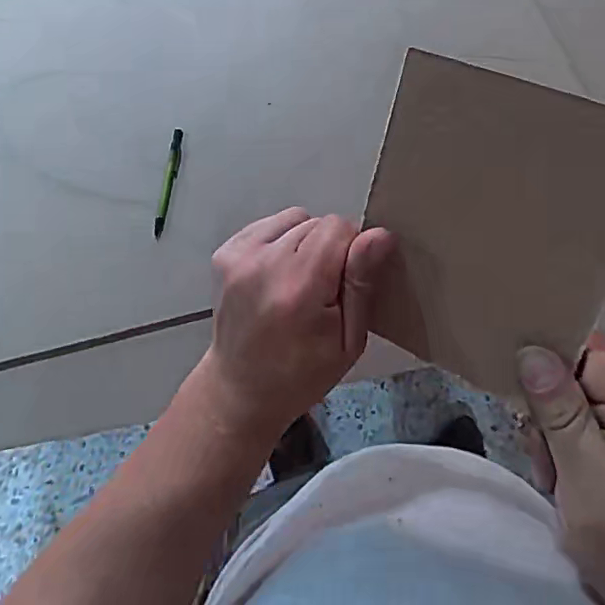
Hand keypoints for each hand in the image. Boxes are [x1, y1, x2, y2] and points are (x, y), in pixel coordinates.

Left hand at [186, 208, 395, 442]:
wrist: (240, 387)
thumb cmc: (302, 373)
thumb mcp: (349, 341)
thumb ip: (362, 283)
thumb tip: (380, 235)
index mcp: (299, 287)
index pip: (338, 227)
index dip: (352, 250)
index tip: (347, 282)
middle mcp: (264, 262)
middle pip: (317, 222)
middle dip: (329, 248)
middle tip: (322, 290)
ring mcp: (239, 254)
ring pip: (295, 218)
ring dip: (305, 241)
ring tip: (299, 280)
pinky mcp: (225, 251)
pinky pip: (269, 224)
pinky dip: (280, 241)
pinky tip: (278, 274)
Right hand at [517, 340, 604, 604]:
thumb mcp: (589, 489)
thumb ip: (561, 418)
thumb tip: (532, 352)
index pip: (590, 356)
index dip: (551, 369)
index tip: (525, 400)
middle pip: (585, 376)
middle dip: (551, 410)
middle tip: (546, 461)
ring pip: (584, 399)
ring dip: (559, 432)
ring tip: (559, 479)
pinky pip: (596, 421)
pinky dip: (573, 445)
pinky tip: (571, 479)